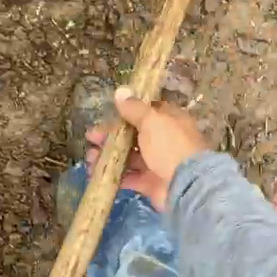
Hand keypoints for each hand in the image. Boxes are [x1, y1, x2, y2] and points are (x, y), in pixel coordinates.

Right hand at [84, 86, 209, 211]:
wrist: (186, 185)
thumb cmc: (170, 146)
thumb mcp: (152, 121)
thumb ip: (134, 108)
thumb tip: (120, 91)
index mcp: (169, 121)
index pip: (145, 113)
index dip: (125, 113)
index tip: (107, 116)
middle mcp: (164, 141)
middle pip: (134, 135)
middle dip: (111, 136)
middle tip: (91, 139)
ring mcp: (158, 163)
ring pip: (129, 157)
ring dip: (109, 156)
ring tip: (90, 159)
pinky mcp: (151, 183)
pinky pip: (130, 177)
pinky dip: (115, 176)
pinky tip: (98, 174)